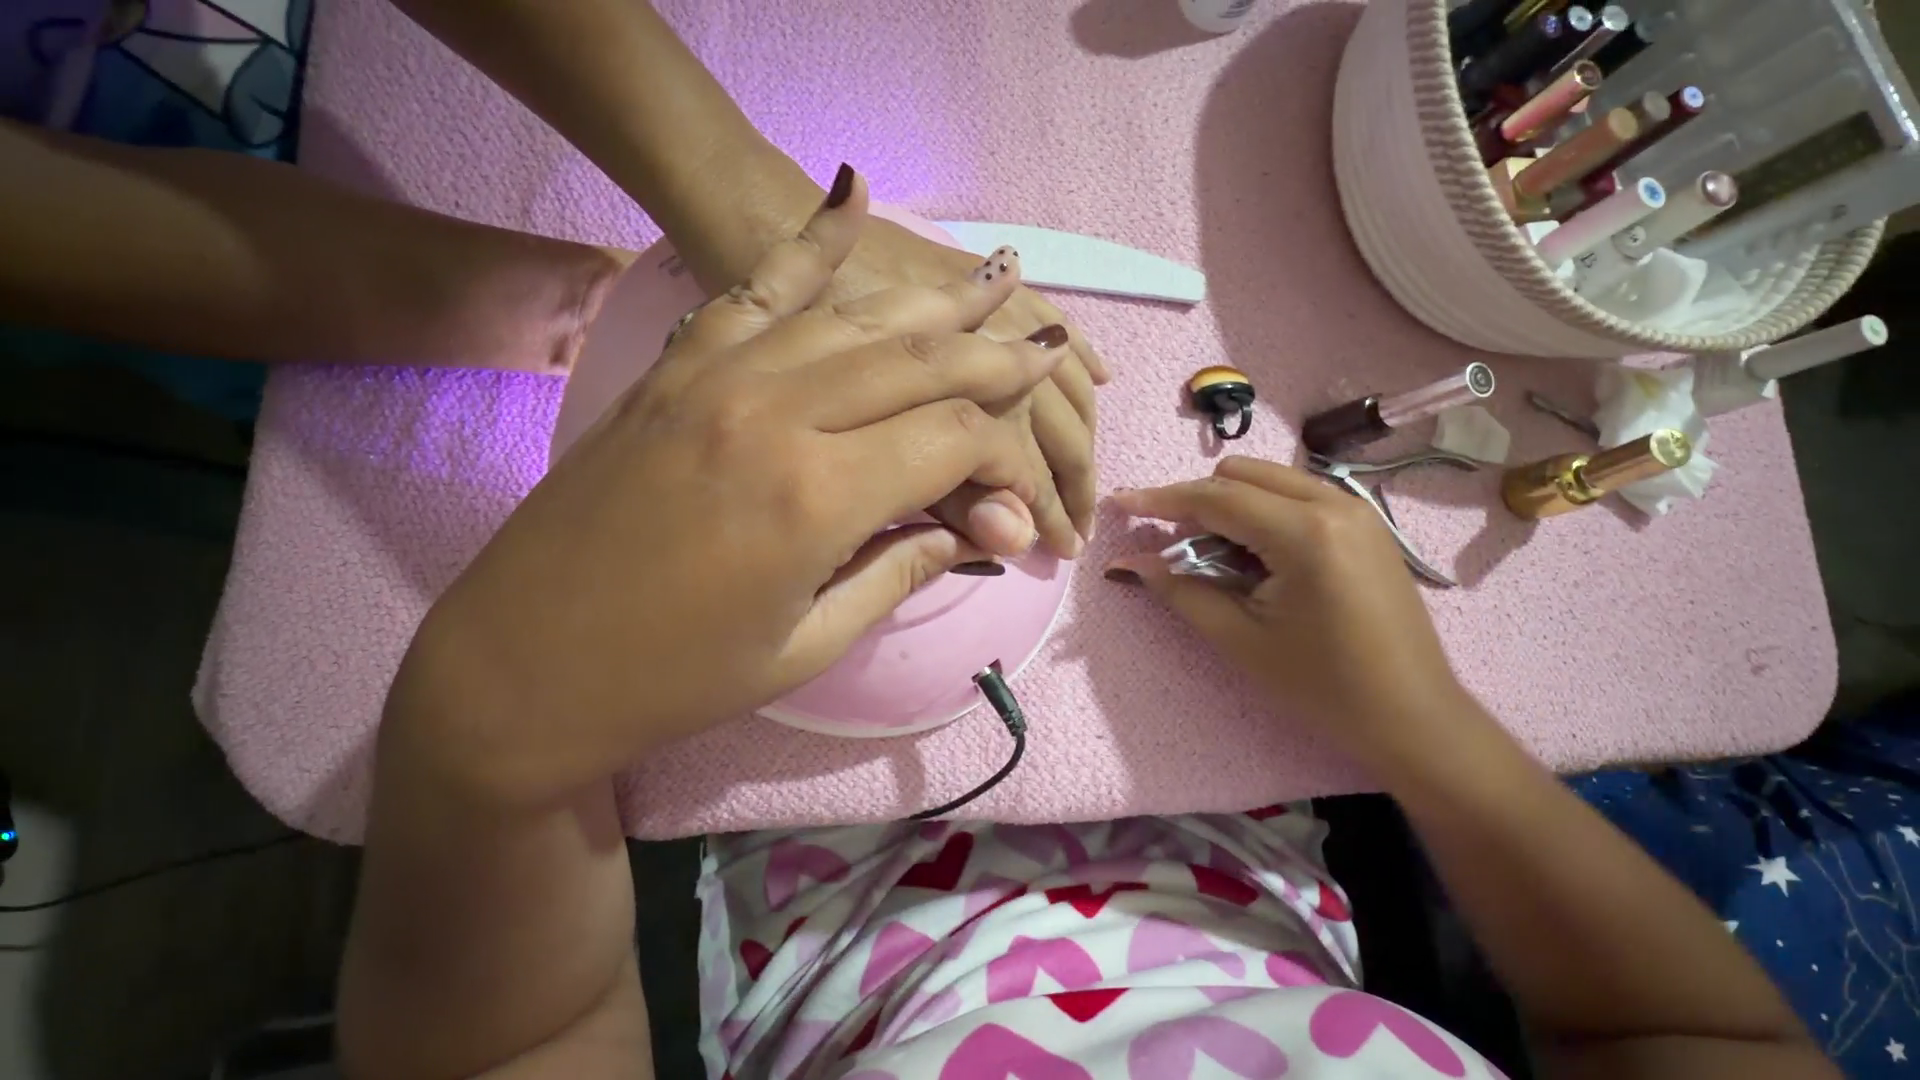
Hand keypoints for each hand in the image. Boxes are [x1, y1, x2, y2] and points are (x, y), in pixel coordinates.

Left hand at [387, 172, 1068, 803]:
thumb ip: (903, 568)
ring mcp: (719, 378)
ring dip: (933, 301)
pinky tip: (854, 195)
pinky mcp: (677, 369)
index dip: (1007, 462)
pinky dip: (811, 242)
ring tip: (997, 283)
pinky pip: (758, 290)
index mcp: (817, 497)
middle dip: (995, 359)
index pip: (954, 440)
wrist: (521, 665)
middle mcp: (777, 414)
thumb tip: (991, 530)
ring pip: (856, 317)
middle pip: (919, 362)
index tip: (1024, 501)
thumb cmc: (674, 679)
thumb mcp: (807, 644)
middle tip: (1047, 351)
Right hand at [1104, 456, 1472, 757]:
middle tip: (1176, 548)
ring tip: (1217, 557)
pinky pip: (1297, 496)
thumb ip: (1182, 590)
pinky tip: (1258, 559)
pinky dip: (1264, 513)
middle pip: (1241, 474)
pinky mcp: (1366, 524)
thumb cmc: (1323, 686)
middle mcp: (1334, 504)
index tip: (1120, 502)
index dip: (1161, 500)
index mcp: (1305, 533)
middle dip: (1198, 502)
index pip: (1216, 498)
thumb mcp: (1242, 640)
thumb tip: (1130, 561)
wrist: (1413, 716)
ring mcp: (1357, 510)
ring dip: (1231, 506)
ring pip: (1270, 480)